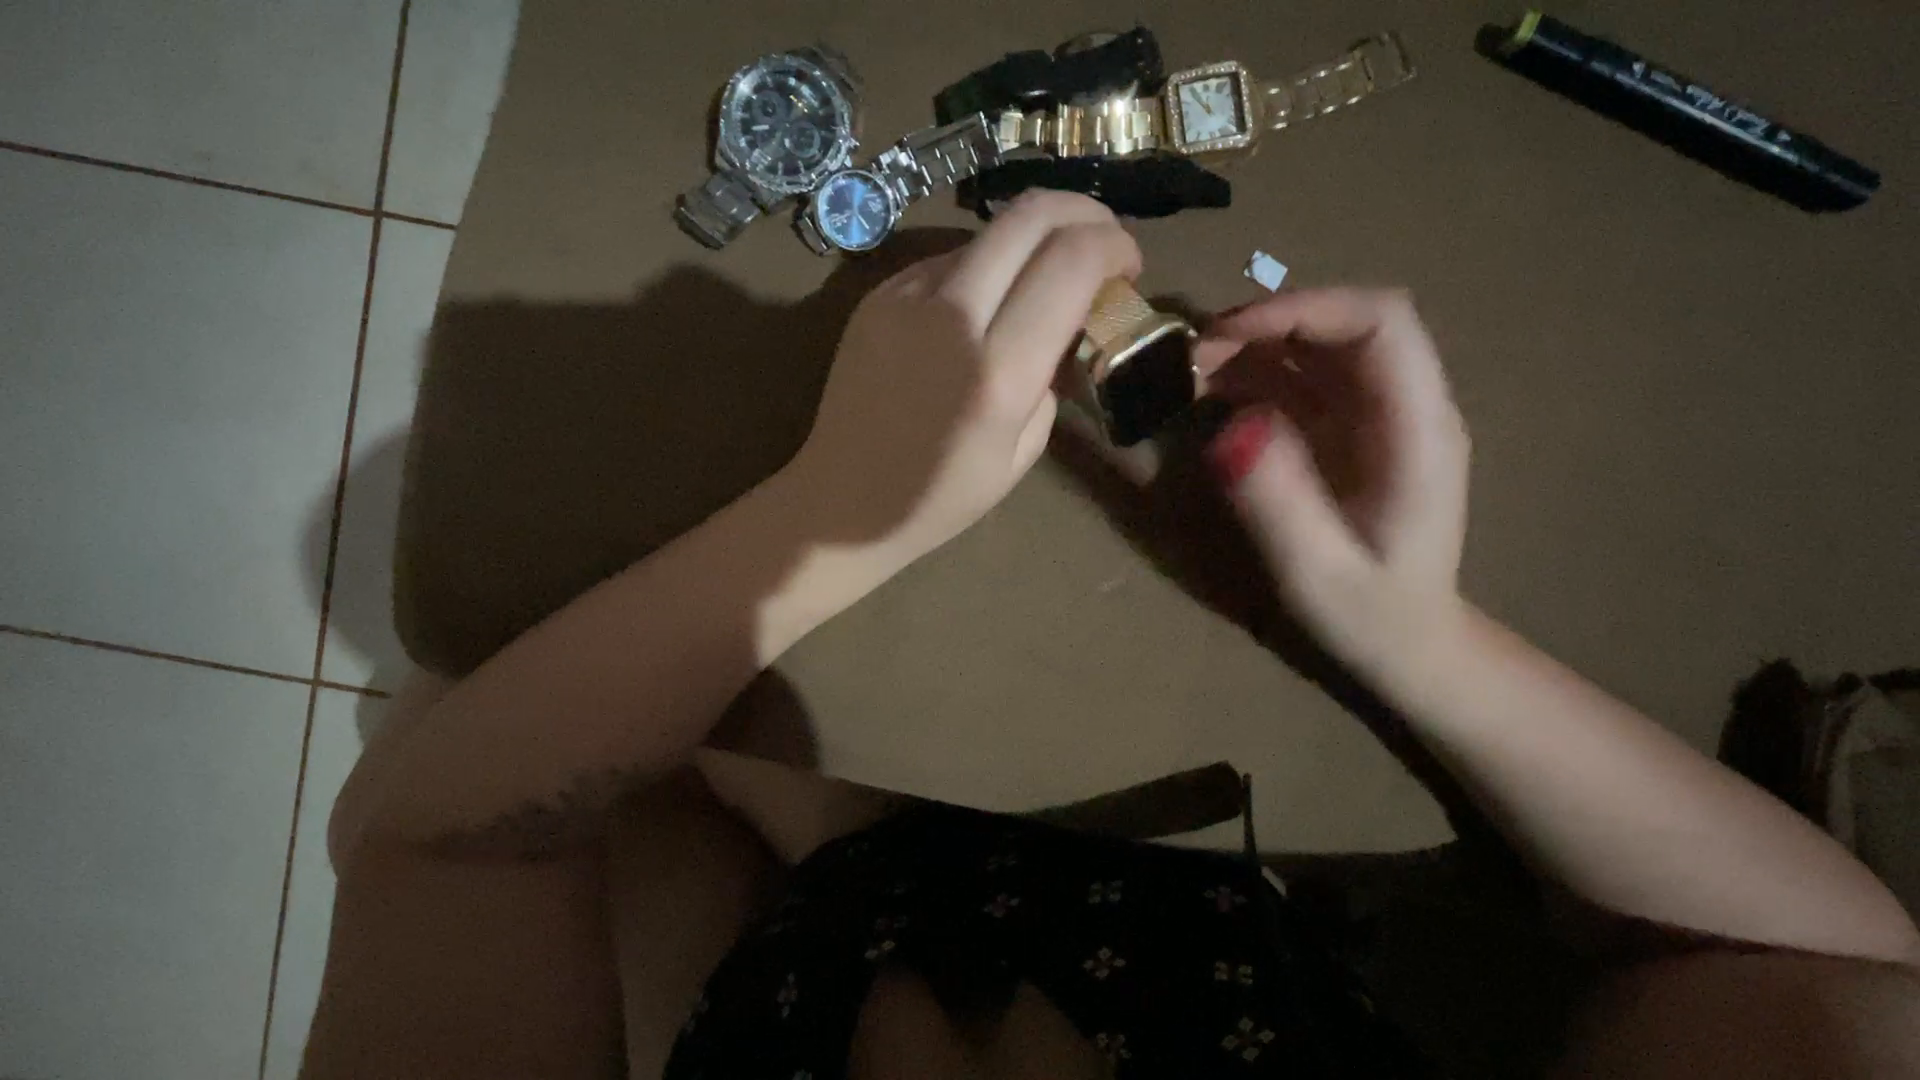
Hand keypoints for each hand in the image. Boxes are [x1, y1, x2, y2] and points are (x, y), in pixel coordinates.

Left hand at [785, 192, 1140, 567]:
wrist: (842, 502)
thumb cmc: (941, 496)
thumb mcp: (1023, 452)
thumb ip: (1053, 377)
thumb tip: (1070, 324)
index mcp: (997, 372)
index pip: (1072, 261)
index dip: (1115, 246)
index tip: (1128, 267)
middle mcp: (951, 317)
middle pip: (1031, 215)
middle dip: (1084, 214)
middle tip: (1101, 243)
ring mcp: (905, 298)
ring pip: (989, 231)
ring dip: (1033, 240)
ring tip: (1044, 278)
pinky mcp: (877, 295)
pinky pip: (948, 260)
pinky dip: (986, 267)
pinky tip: (986, 304)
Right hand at [1194, 289, 1470, 671]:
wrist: (1408, 644)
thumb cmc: (1373, 616)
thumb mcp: (1318, 572)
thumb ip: (1279, 502)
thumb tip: (1229, 428)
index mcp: (1417, 431)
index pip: (1382, 324)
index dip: (1306, 309)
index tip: (1230, 334)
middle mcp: (1401, 407)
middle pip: (1344, 323)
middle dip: (1267, 323)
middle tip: (1194, 354)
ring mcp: (1372, 416)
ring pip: (1316, 346)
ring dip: (1252, 345)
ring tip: (1190, 371)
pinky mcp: (1343, 431)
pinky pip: (1299, 380)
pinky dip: (1251, 374)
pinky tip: (1208, 392)